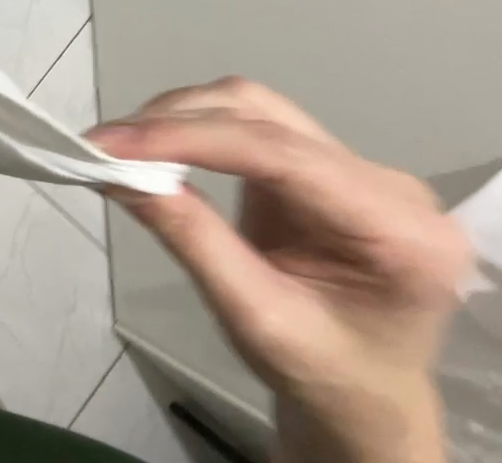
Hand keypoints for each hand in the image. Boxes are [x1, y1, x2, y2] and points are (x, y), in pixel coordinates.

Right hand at [88, 78, 470, 462]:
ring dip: (177, 118)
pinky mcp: (318, 163)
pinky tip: (156, 148)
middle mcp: (386, 184)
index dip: (189, 138)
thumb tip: (117, 175)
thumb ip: (192, 239)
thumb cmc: (319, 370)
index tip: (111, 145)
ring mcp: (354, 168)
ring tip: (123, 146)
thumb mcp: (252, 316)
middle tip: (104, 146)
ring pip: (250, 107)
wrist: (362, 395)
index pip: (279, 154)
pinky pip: (247, 123)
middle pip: (262, 115)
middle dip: (175, 122)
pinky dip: (190, 129)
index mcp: (397, 231)